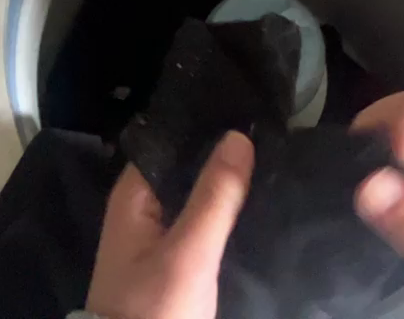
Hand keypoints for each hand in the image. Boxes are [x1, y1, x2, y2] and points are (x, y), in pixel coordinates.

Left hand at [86, 131, 254, 318]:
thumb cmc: (155, 313)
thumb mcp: (188, 255)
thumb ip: (214, 197)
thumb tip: (239, 135)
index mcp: (134, 194)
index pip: (172, 139)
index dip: (206, 123)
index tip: (246, 105)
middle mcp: (141, 207)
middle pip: (185, 166)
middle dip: (221, 153)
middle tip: (268, 131)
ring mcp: (155, 235)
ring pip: (195, 194)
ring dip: (225, 184)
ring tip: (269, 158)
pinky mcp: (171, 260)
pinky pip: (199, 221)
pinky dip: (222, 212)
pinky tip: (252, 203)